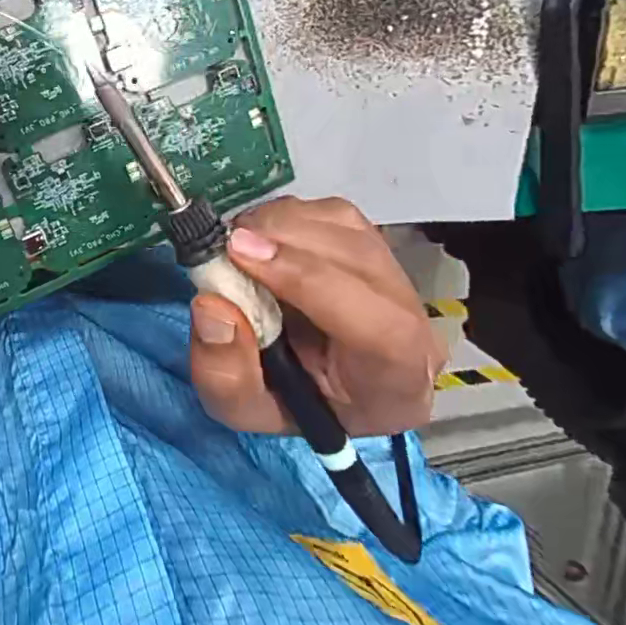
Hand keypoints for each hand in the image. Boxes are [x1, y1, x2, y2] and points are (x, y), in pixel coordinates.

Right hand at [187, 197, 443, 436]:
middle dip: (283, 241)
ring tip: (235, 245)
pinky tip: (259, 239)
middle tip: (222, 246)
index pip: (378, 325)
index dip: (308, 280)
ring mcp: (397, 279)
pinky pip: (333, 214)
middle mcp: (413, 326)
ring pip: (347, 228)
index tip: (240, 254)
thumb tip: (212, 305)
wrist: (316, 386)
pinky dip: (286, 217)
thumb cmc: (288, 403)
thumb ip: (224, 373)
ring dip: (279, 225)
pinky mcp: (374, 246)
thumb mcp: (242, 410)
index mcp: (394, 382)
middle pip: (359, 260)